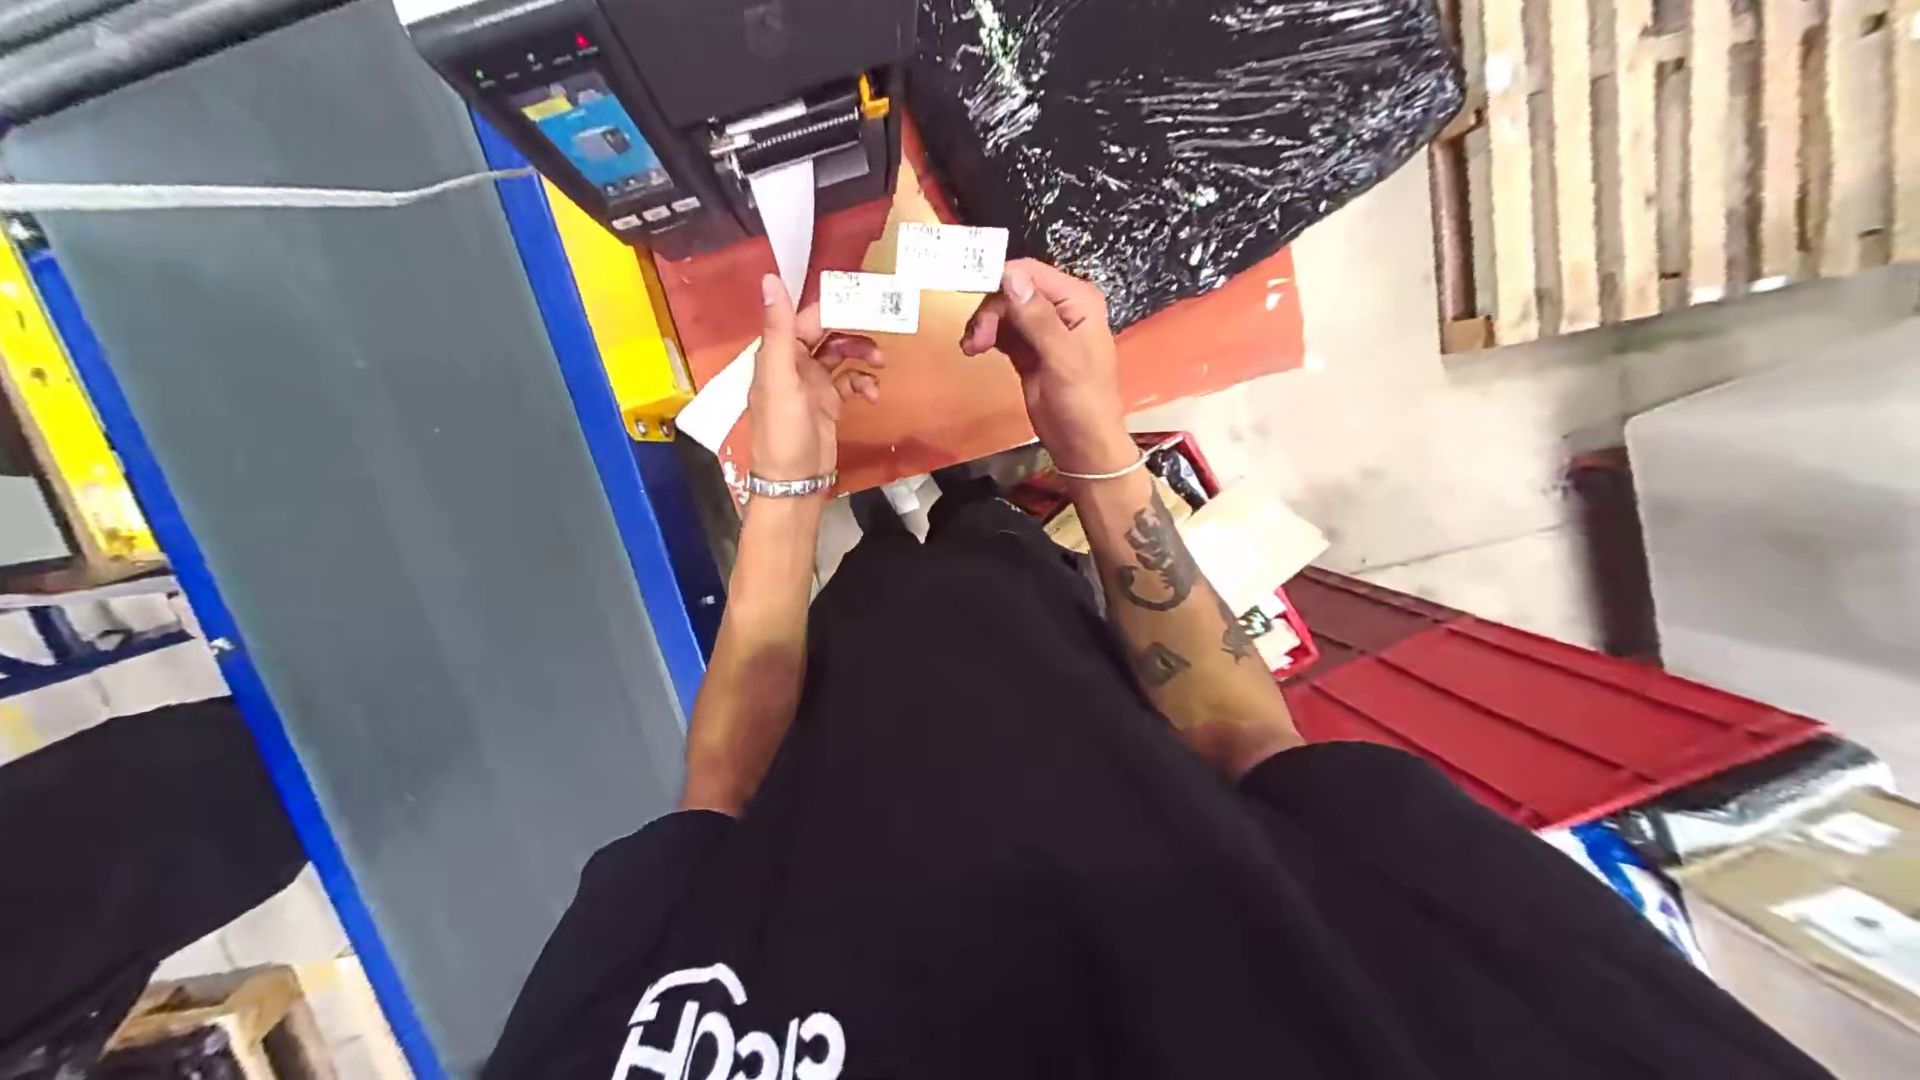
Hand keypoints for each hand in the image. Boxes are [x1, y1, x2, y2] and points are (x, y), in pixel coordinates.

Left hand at [749, 275, 882, 481]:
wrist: (795, 480)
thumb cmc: (784, 430)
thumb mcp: (779, 377)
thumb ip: (778, 329)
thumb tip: (770, 277)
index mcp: (778, 353)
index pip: (806, 318)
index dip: (833, 307)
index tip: (865, 300)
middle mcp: (794, 364)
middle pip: (827, 333)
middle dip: (853, 331)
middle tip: (881, 330)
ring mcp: (813, 384)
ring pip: (841, 356)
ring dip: (861, 355)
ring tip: (879, 364)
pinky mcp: (829, 404)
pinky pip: (850, 383)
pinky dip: (863, 384)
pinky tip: (872, 394)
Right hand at [960, 259, 1135, 474]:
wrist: (1083, 445)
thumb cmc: (1082, 403)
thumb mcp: (1062, 359)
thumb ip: (1038, 318)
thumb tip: (1009, 276)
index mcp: (1077, 300)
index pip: (1030, 273)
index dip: (998, 281)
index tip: (968, 297)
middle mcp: (1061, 308)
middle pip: (1012, 291)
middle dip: (989, 311)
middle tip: (975, 342)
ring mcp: (1044, 330)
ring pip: (1004, 311)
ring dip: (984, 325)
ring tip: (972, 349)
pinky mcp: (1029, 351)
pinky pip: (1003, 333)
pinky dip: (987, 337)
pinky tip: (975, 350)